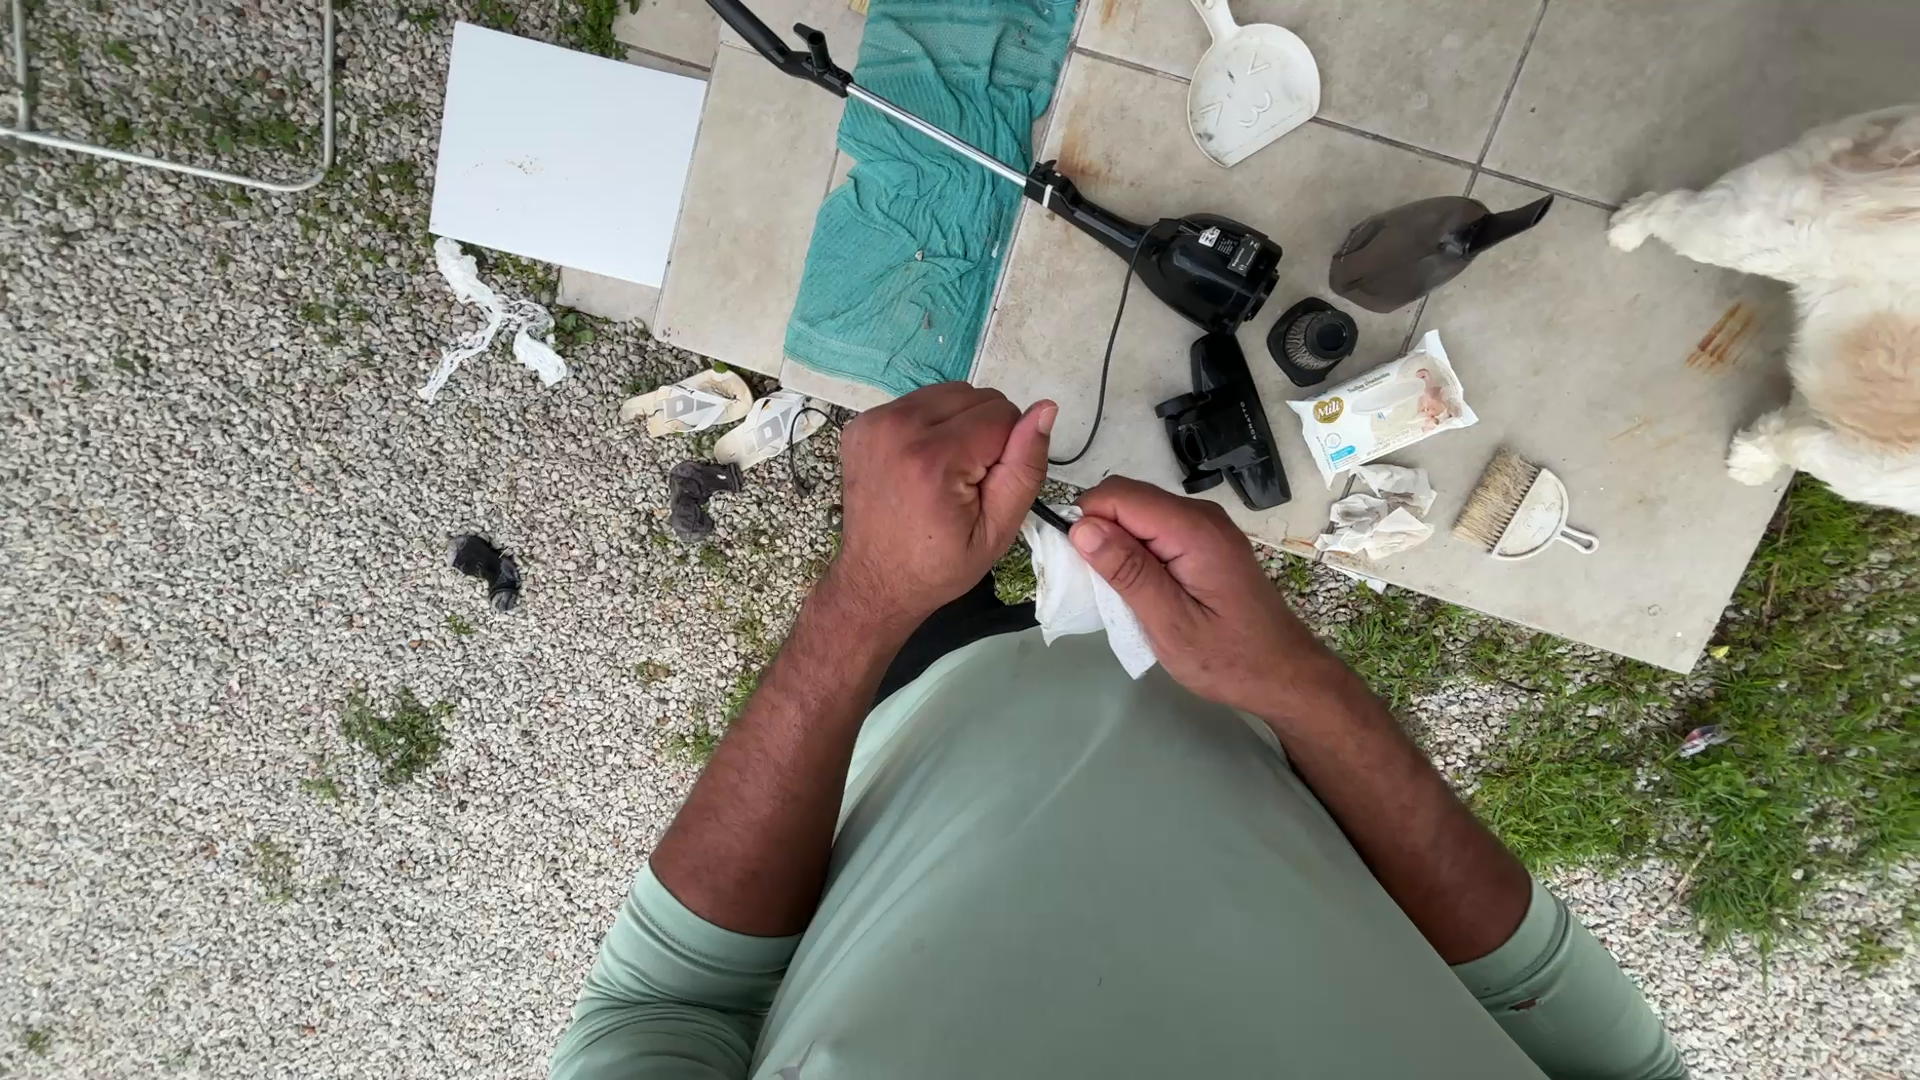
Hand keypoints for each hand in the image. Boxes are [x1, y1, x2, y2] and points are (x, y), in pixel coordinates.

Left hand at [831, 383, 1054, 626]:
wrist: (875, 579)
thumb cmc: (938, 565)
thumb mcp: (997, 530)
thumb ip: (1025, 468)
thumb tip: (1045, 409)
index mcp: (935, 459)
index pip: (1004, 414)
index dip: (1007, 451)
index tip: (984, 488)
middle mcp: (899, 429)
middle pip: (977, 397)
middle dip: (984, 434)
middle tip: (966, 483)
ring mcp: (875, 423)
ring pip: (950, 394)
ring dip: (959, 425)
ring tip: (945, 472)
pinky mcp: (862, 423)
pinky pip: (919, 402)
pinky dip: (931, 426)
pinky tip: (922, 465)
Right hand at [1070, 477, 1330, 714]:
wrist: (1284, 675)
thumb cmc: (1228, 658)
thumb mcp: (1170, 624)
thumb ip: (1127, 571)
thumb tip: (1082, 528)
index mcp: (1193, 530)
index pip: (1119, 495)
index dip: (1089, 521)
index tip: (1081, 565)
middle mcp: (1201, 515)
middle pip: (1128, 497)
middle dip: (1100, 531)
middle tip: (1100, 585)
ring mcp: (1206, 526)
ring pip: (1138, 512)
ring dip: (1116, 543)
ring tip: (1120, 591)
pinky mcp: (1205, 540)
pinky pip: (1155, 528)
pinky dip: (1136, 550)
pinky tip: (1141, 587)